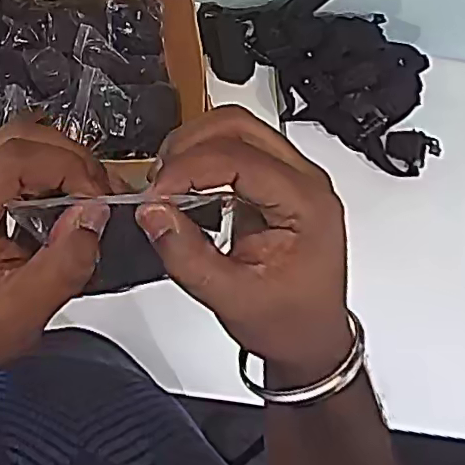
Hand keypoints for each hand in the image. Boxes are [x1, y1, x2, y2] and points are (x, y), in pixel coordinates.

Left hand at [0, 121, 112, 380]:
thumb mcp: (24, 311)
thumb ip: (63, 264)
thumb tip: (93, 216)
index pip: (17, 158)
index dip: (66, 168)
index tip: (95, 196)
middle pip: (23, 137)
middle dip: (71, 158)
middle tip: (98, 191)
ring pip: (23, 136)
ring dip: (63, 157)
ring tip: (87, 191)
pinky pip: (20, 150)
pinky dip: (51, 162)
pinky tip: (66, 191)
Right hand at [138, 106, 354, 383]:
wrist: (311, 338)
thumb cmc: (290, 322)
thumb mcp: (233, 300)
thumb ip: (188, 256)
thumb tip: (153, 213)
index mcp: (306, 204)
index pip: (240, 159)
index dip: (190, 168)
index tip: (158, 192)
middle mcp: (304, 179)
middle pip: (239, 126)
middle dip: (190, 144)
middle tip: (161, 178)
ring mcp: (291, 174)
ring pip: (236, 127)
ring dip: (194, 144)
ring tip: (168, 179)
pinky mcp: (273, 177)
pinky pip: (234, 145)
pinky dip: (202, 155)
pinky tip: (184, 182)